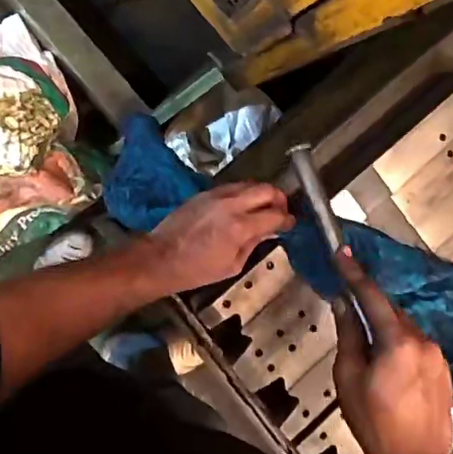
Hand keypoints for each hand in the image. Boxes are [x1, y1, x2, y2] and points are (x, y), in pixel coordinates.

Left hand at [143, 182, 293, 292]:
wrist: (161, 257)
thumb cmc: (197, 269)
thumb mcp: (232, 265)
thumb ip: (254, 243)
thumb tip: (268, 230)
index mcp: (240, 226)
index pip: (274, 214)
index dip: (287, 219)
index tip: (291, 223)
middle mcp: (231, 204)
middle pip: (266, 189)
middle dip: (279, 198)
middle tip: (281, 211)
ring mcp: (217, 195)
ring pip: (249, 184)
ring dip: (261, 193)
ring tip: (264, 208)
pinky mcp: (205, 193)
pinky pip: (233, 187)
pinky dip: (244, 193)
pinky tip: (243, 207)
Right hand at [333, 248, 452, 453]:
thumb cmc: (375, 421)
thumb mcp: (349, 377)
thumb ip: (349, 335)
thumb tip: (345, 303)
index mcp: (398, 340)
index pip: (372, 295)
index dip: (354, 273)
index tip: (341, 252)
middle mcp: (423, 340)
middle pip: (391, 309)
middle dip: (370, 303)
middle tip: (348, 302)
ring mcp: (438, 355)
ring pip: (405, 326)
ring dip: (386, 325)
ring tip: (367, 340)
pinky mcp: (444, 370)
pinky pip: (417, 344)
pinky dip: (400, 341)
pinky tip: (388, 359)